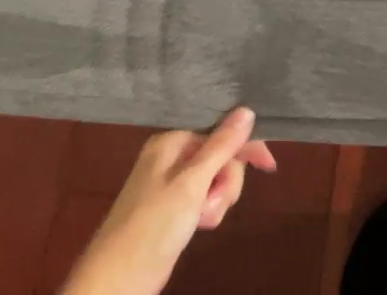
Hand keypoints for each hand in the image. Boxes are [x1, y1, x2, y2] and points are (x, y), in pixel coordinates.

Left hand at [61, 106, 277, 294]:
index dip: (245, 148)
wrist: (118, 282)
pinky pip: (206, 199)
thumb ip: (221, 146)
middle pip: (222, 157)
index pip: (220, 132)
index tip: (268, 166)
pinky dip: (208, 211)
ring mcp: (173, 185)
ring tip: (201, 219)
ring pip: (217, 180)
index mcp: (171, 143)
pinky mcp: (174, 209)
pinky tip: (198, 226)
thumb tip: (248, 109)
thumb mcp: (192, 183)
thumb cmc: (153, 225)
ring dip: (217, 200)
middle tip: (211, 201)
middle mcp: (172, 158)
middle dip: (225, 182)